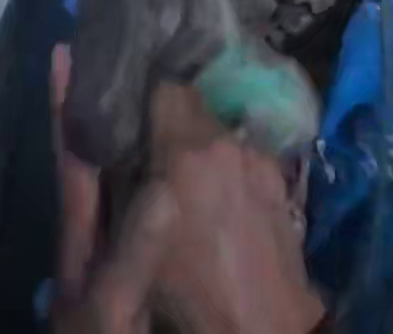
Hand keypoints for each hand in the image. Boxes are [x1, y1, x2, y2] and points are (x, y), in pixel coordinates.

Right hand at [51, 47, 325, 333]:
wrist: (262, 329)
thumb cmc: (186, 287)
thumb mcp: (135, 233)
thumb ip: (121, 172)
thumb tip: (112, 138)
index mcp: (186, 149)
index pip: (164, 84)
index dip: (146, 88)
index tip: (134, 99)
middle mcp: (224, 140)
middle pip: (192, 101)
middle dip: (172, 114)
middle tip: (156, 138)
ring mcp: (257, 156)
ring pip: (218, 125)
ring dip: (201, 138)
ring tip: (190, 170)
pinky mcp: (279, 177)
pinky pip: (243, 150)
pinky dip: (227, 160)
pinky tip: (223, 190)